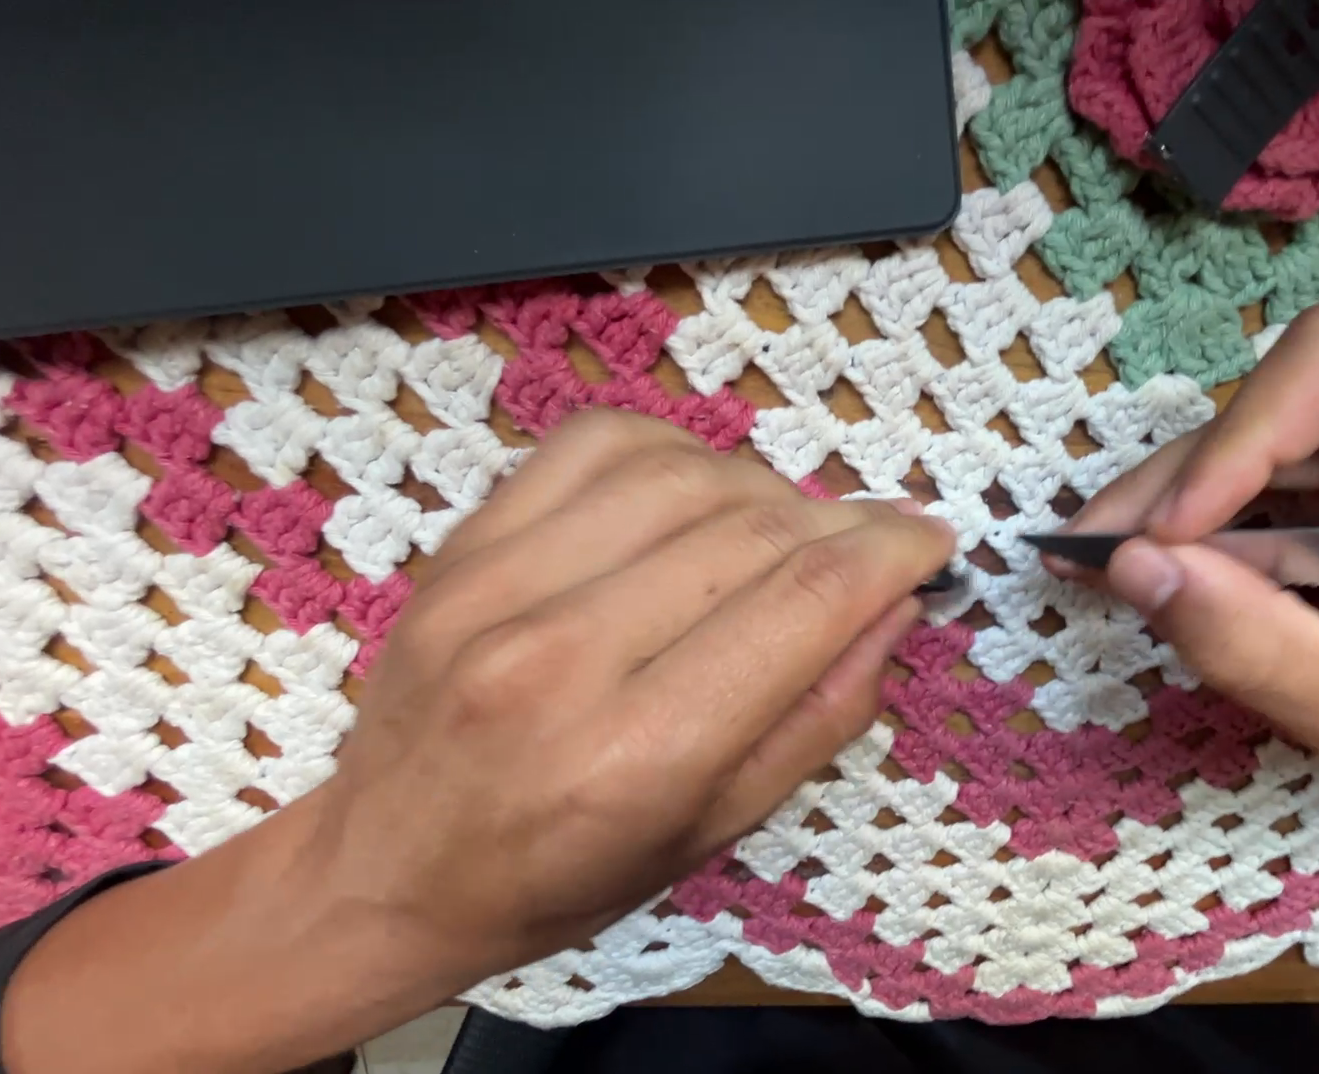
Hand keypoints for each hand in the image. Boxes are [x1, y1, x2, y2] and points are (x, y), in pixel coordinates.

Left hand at [318, 409, 953, 967]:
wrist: (384, 870)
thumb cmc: (570, 875)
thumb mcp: (723, 827)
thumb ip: (825, 714)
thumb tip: (893, 603)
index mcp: (639, 753)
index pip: (803, 601)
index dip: (891, 551)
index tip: (933, 540)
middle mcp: (562, 654)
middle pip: (753, 529)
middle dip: (846, 521)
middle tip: (880, 537)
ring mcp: (496, 584)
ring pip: (687, 473)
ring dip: (772, 489)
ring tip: (791, 529)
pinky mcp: (463, 542)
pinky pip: (600, 443)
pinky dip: (682, 451)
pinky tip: (703, 493)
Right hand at [1054, 305, 1318, 816]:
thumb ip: (1254, 644)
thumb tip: (1131, 566)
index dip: (1240, 438)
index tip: (1171, 534)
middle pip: (1272, 401)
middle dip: (1173, 482)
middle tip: (1088, 554)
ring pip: (1242, 437)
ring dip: (1160, 502)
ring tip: (1091, 563)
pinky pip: (1244, 476)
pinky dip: (1180, 521)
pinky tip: (1134, 560)